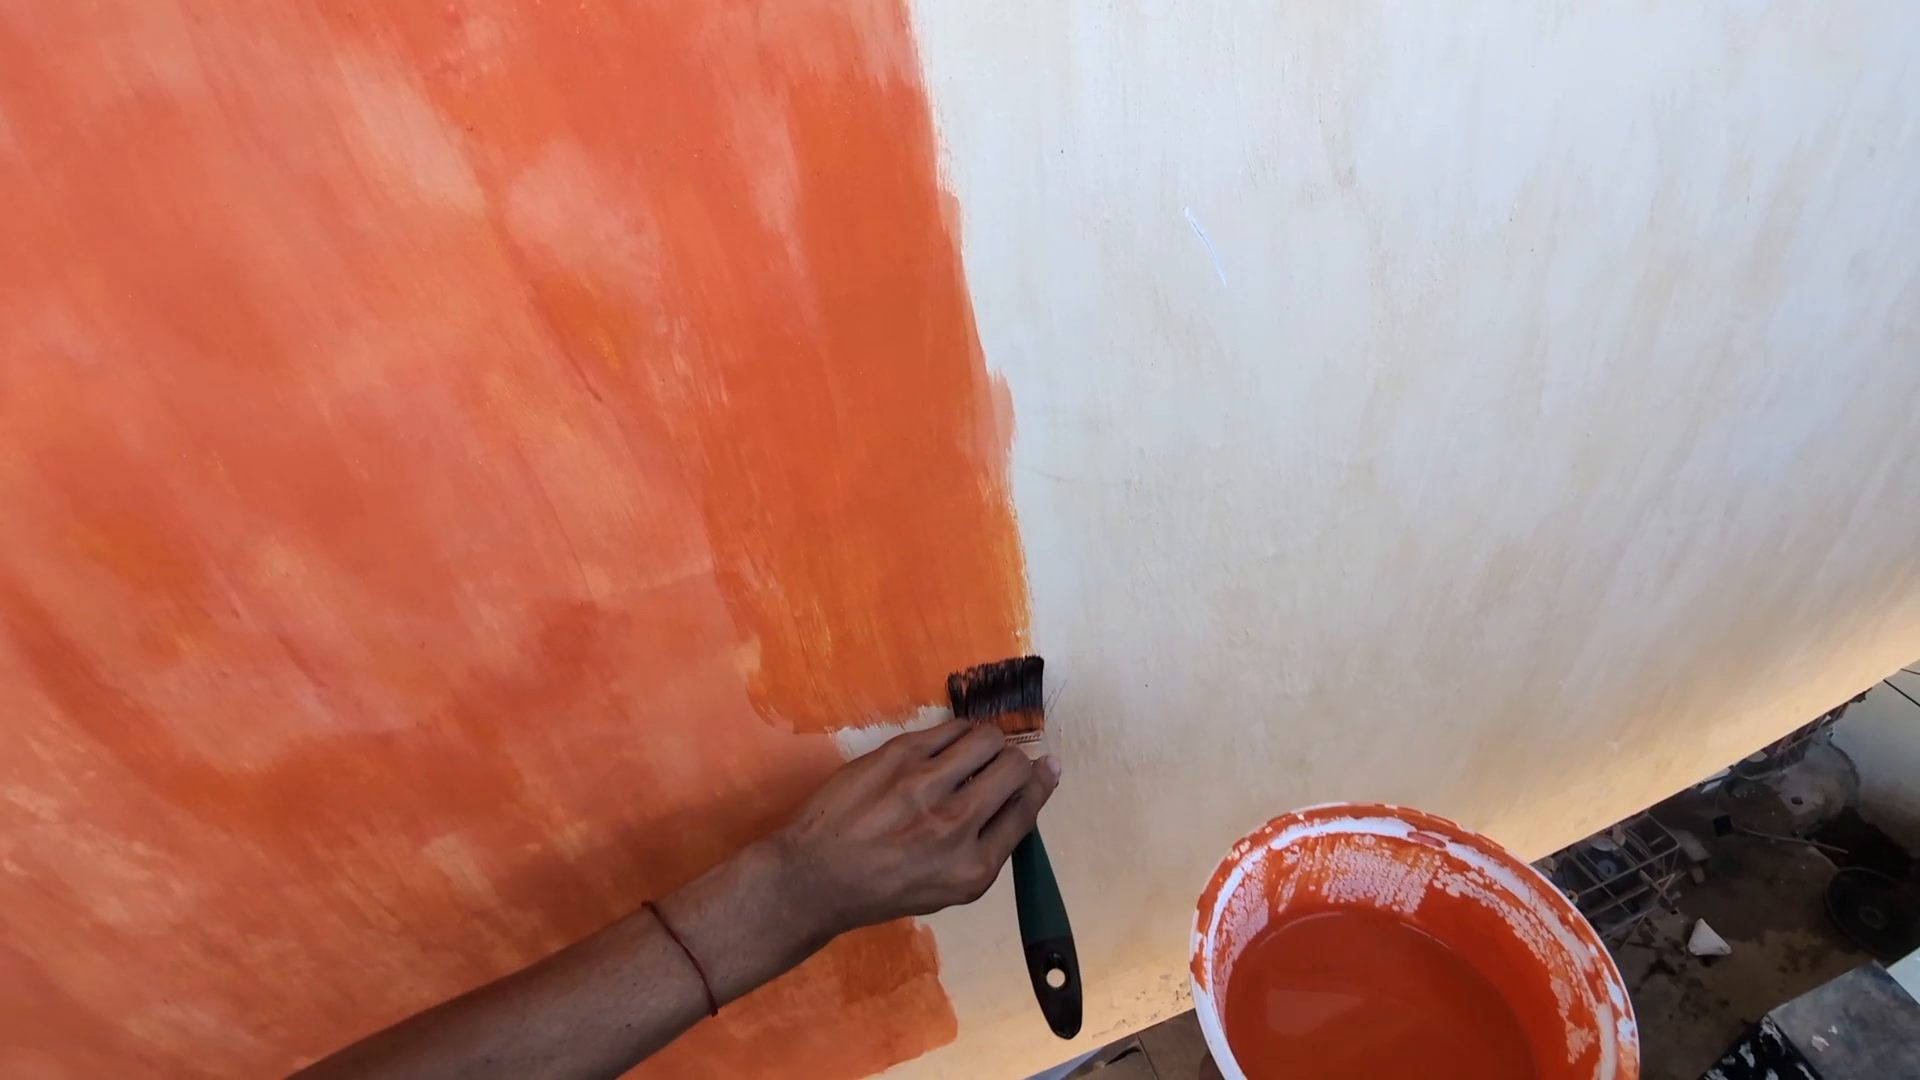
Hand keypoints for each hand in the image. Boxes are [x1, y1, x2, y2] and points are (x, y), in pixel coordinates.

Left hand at [773, 720, 1060, 938]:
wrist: (816, 875)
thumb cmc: (885, 887)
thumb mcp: (948, 887)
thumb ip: (989, 843)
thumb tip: (1026, 791)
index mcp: (973, 868)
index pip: (1027, 809)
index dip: (1041, 782)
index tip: (1048, 764)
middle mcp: (956, 824)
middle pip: (1014, 767)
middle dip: (1015, 760)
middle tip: (1000, 763)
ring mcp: (926, 784)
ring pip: (986, 738)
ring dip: (988, 742)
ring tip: (973, 752)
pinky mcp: (899, 754)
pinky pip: (952, 727)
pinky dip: (958, 733)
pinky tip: (948, 745)